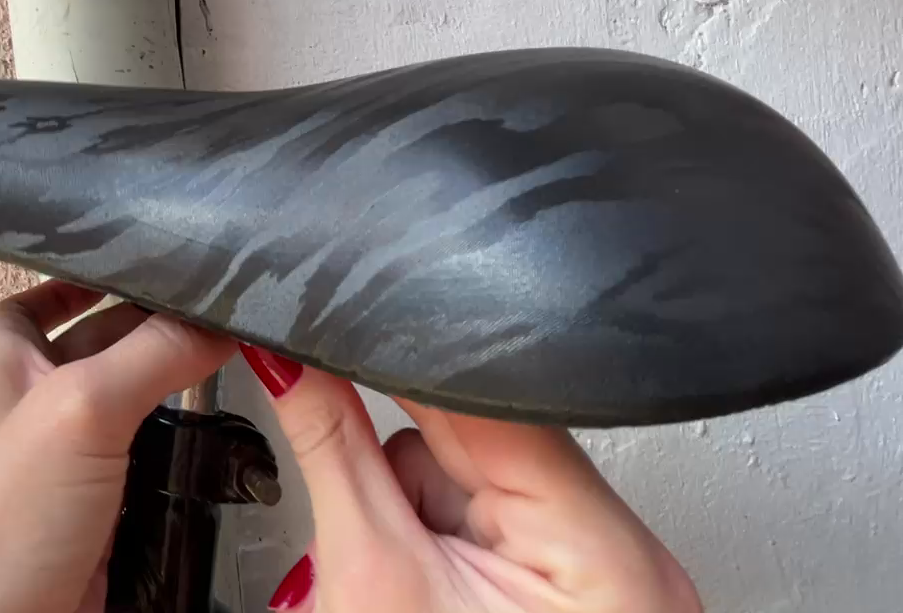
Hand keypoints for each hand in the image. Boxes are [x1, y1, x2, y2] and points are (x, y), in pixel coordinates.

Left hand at [0, 279, 236, 612]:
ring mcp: (67, 455)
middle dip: (163, 320)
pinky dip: (184, 440)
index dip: (116, 265)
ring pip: (138, 396)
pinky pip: (150, 456)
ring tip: (241, 350)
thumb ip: (151, 352)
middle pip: (113, 335)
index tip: (176, 253)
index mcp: (5, 351)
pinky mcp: (98, 510)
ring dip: (180, 380)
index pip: (68, 283)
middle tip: (230, 304)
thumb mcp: (76, 411)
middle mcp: (34, 394)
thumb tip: (219, 313)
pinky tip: (220, 425)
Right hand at [242, 348, 701, 612]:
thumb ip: (329, 442)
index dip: (402, 355)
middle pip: (478, 424)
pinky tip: (420, 566)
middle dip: (405, 453)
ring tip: (401, 561)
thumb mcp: (371, 575)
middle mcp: (619, 552)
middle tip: (380, 512)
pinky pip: (479, 496)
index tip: (338, 326)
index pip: (488, 393)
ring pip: (469, 457)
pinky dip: (431, 516)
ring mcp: (592, 565)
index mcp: (604, 552)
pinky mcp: (559, 575)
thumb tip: (284, 358)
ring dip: (413, 489)